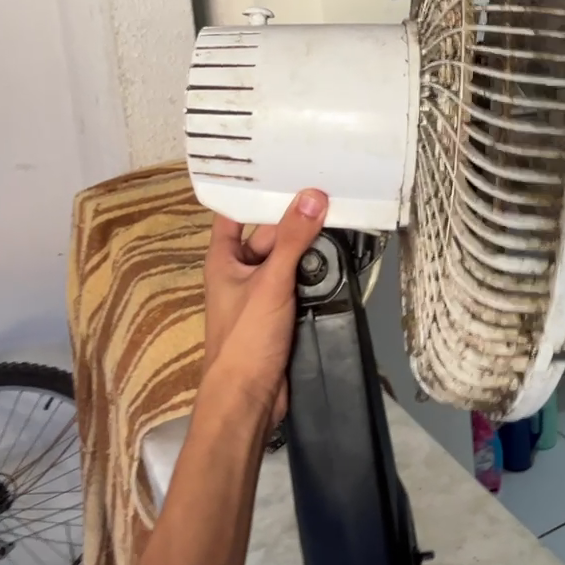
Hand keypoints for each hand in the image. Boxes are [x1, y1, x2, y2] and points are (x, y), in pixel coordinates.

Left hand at [203, 190, 328, 422]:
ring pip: (288, 257)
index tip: (278, 164)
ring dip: (309, 244)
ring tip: (341, 210)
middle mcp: (240, 271)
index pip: (234, 212)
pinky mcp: (281, 312)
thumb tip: (314, 194)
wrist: (248, 400)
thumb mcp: (271, 282)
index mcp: (223, 259)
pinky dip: (315, 270)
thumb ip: (293, 239)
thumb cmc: (245, 337)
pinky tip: (340, 255)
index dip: (251, 190)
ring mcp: (262, 293)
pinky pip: (299, 281)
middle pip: (269, 234)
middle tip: (328, 186)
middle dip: (295, 216)